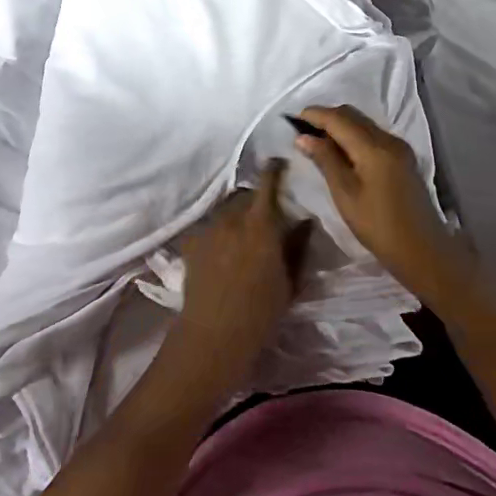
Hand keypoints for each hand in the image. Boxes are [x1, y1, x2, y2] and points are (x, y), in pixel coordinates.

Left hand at [178, 160, 308, 356]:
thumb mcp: (290, 281)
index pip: (267, 186)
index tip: (278, 162)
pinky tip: (220, 250)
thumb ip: (298, 246)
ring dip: (235, 216)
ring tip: (242, 234)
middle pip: (244, 198)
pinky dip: (216, 232)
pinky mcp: (190, 244)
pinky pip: (207, 228)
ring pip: (224, 212)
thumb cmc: (262, 311)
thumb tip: (305, 220)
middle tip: (264, 215)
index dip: (273, 171)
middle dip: (255, 201)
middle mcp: (232, 220)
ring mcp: (207, 230)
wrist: (215, 332)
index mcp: (261, 226)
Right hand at [293, 105, 450, 279]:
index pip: (339, 119)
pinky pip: (373, 135)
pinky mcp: (403, 159)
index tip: (291, 119)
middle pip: (353, 115)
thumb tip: (303, 137)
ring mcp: (399, 148)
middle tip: (302, 130)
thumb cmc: (377, 225)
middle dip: (326, 117)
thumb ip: (325, 160)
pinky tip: (340, 152)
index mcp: (374, 148)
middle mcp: (389, 140)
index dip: (314, 115)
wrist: (421, 249)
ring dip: (340, 125)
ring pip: (363, 124)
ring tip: (317, 141)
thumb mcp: (344, 193)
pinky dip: (353, 136)